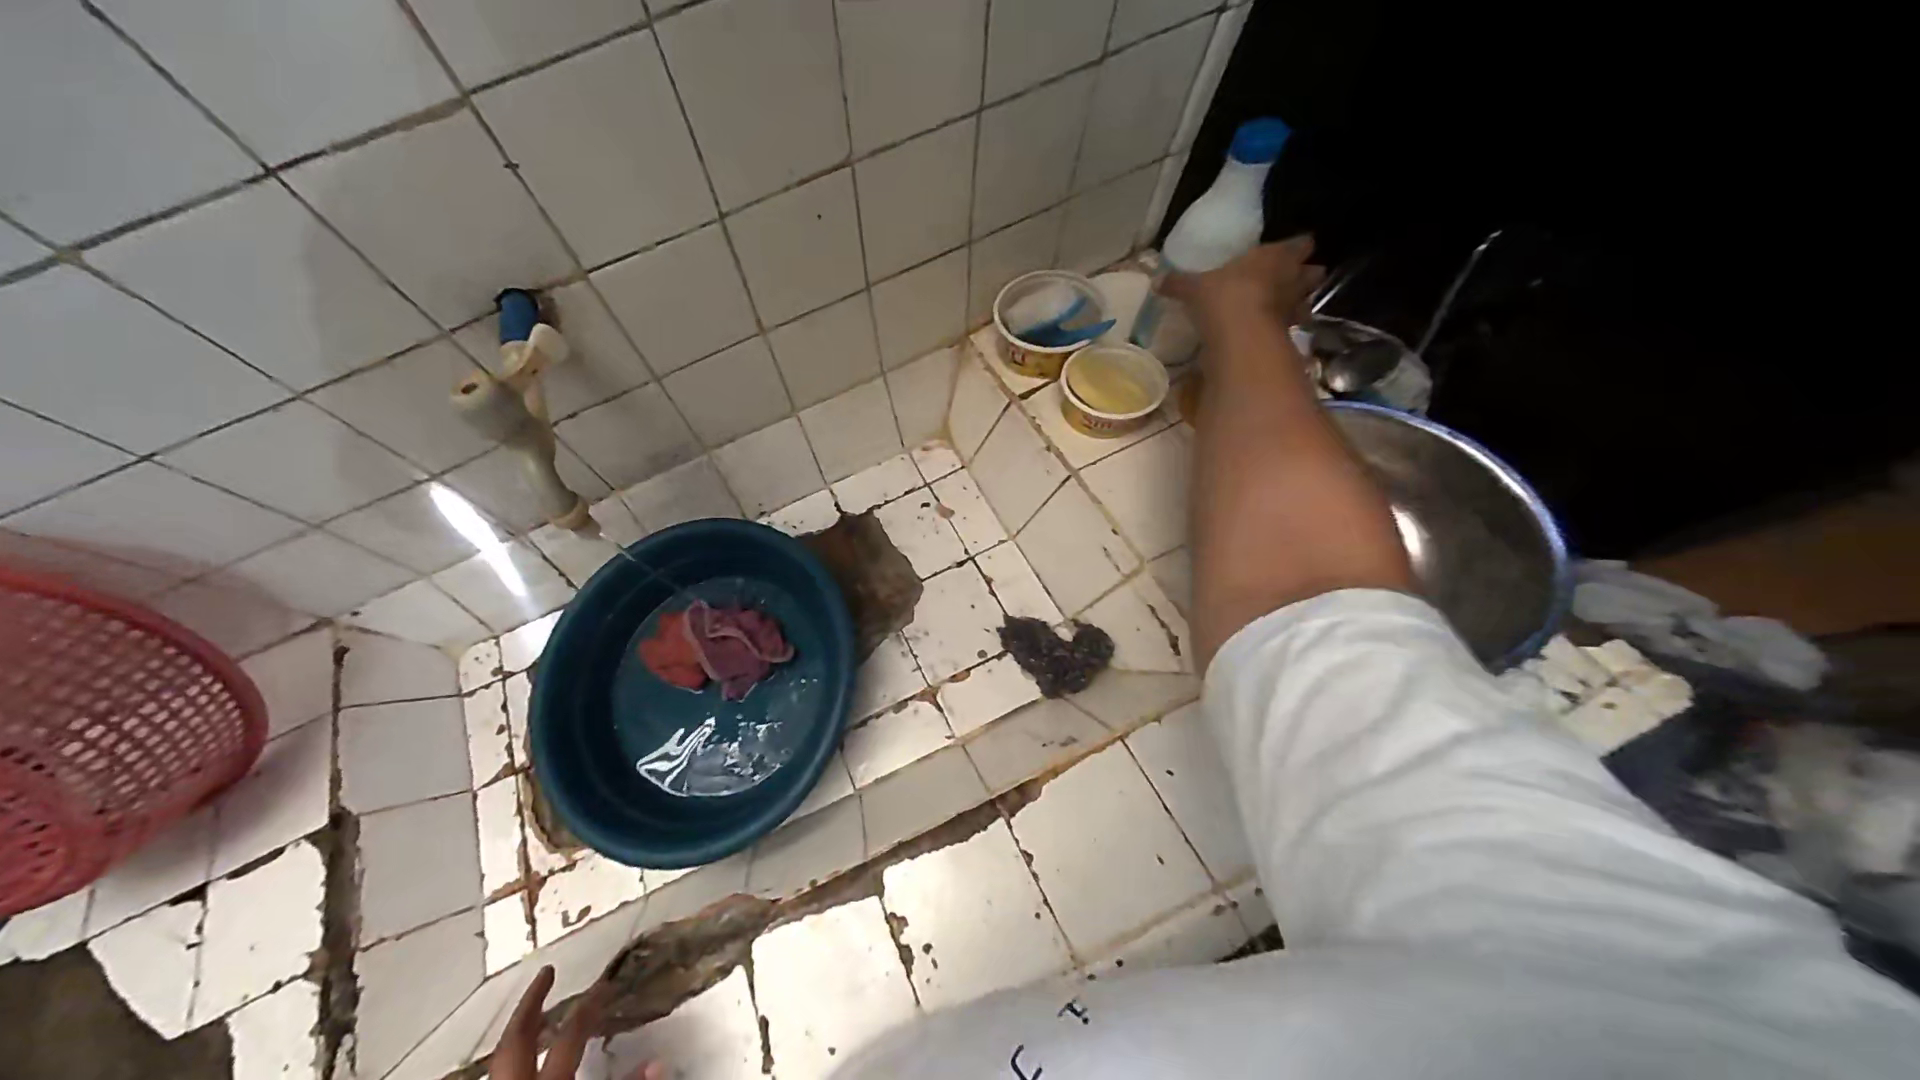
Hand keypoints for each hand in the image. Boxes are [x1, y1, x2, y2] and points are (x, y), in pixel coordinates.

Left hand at [490, 966, 664, 1079]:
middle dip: (529, 1006)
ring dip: (513, 1038)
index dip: (588, 1008)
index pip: (569, 1037)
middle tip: (547, 974)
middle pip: (514, 1044)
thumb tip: (659, 1064)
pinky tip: (515, 1067)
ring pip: (493, 1068)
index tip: (603, 985)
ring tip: (531, 1016)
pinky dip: (504, 1070)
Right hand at [1162, 236, 1324, 331]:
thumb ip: (1179, 283)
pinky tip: (1274, 334)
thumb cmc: (1223, 297)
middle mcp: (1292, 279)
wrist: (1240, 337)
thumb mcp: (1195, 287)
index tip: (1293, 249)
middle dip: (1306, 274)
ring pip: (1307, 302)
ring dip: (1300, 304)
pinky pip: (1292, 330)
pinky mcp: (1288, 337)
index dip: (1297, 246)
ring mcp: (1293, 310)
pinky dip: (1285, 331)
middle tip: (1291, 279)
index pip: (1299, 244)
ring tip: (1285, 308)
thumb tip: (1156, 281)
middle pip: (1312, 272)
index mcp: (1275, 257)